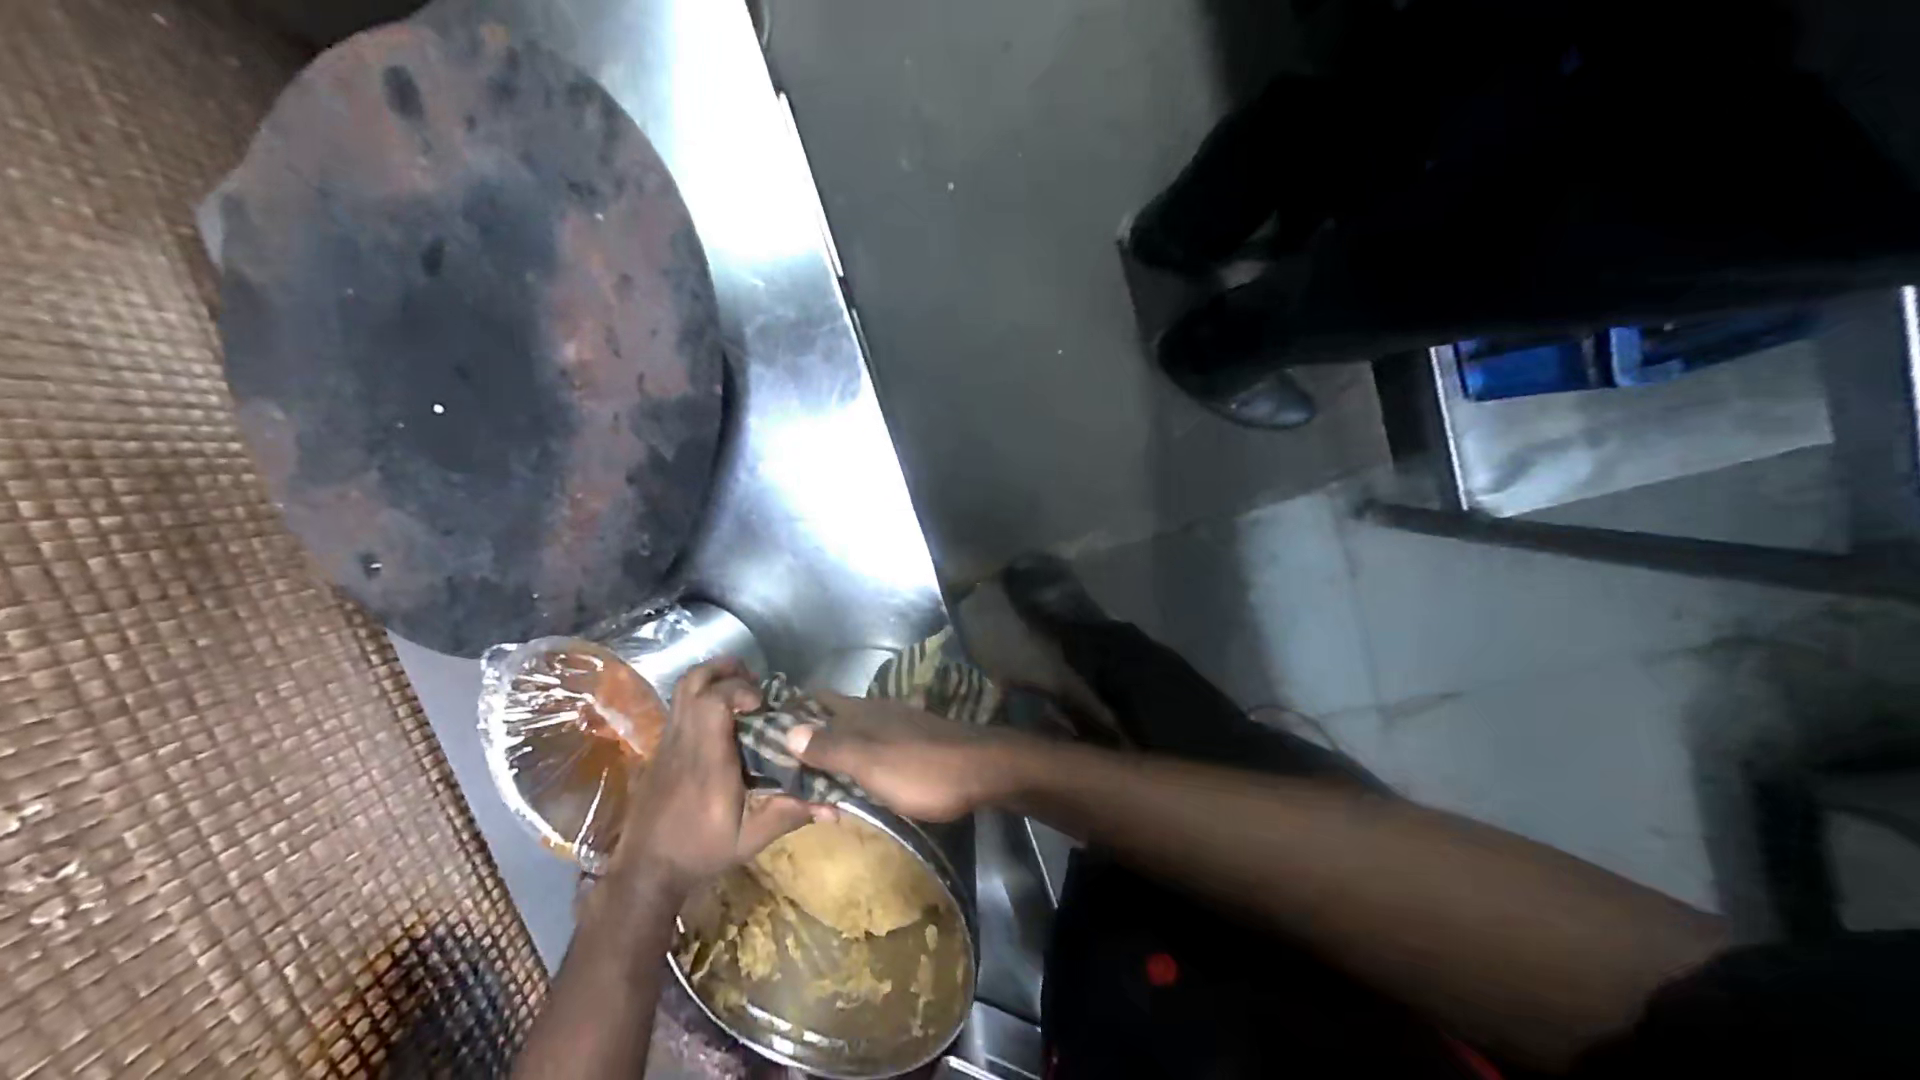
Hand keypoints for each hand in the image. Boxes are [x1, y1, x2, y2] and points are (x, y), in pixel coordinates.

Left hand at [612, 659, 824, 894]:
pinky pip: (679, 706)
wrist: (646, 870)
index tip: (762, 703)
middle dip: (725, 670)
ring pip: (682, 689)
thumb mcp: (751, 839)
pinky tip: (724, 719)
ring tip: (741, 693)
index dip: (738, 688)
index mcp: (707, 758)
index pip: (712, 701)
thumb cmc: (700, 851)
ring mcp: (668, 742)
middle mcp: (684, 741)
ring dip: (712, 679)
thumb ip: (789, 815)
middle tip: (754, 683)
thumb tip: (834, 807)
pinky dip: (702, 697)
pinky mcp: (662, 749)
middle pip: (692, 681)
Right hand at [783, 692, 1027, 821]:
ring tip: (819, 771)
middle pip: (835, 714)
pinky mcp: (917, 738)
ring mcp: (899, 722)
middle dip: (812, 731)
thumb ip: (829, 748)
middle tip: (788, 762)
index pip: (816, 702)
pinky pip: (878, 742)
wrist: (983, 769)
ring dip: (838, 744)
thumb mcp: (868, 763)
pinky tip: (864, 770)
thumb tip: (787, 729)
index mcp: (859, 713)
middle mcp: (876, 710)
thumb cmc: (921, 769)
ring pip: (857, 728)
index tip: (766, 733)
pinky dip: (863, 753)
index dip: (792, 713)